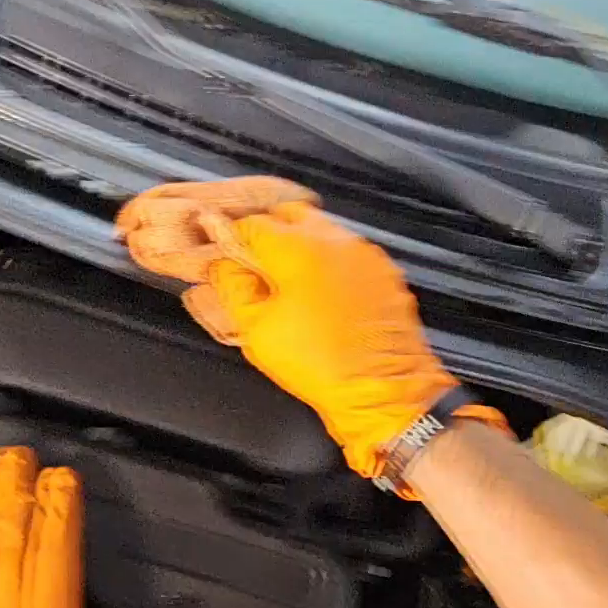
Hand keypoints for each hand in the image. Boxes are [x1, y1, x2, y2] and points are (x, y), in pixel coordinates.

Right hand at [117, 179, 488, 479]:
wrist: (385, 393)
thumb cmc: (319, 364)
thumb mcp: (256, 330)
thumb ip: (233, 287)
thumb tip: (222, 265)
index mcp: (297, 246)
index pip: (251, 223)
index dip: (233, 238)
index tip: (226, 253)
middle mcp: (333, 239)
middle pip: (289, 215)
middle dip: (269, 233)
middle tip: (257, 263)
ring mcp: (363, 252)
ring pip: (322, 230)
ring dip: (302, 245)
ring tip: (291, 282)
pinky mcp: (384, 270)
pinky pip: (348, 252)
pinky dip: (331, 262)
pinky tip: (323, 293)